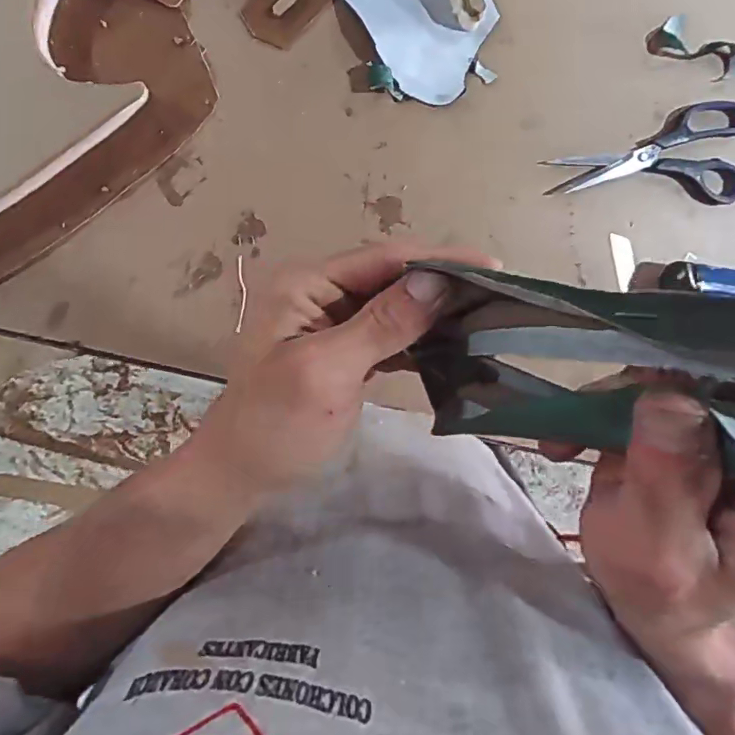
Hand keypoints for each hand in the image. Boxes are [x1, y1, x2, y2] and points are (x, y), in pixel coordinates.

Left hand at [187, 239, 497, 497]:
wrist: (238, 475)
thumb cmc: (273, 425)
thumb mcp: (326, 372)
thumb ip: (380, 324)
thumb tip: (435, 281)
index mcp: (306, 284)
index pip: (381, 259)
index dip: (437, 259)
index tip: (491, 265)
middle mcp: (319, 293)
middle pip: (391, 277)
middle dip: (441, 283)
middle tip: (497, 293)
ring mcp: (331, 322)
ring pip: (394, 305)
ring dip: (434, 312)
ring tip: (485, 316)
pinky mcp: (344, 350)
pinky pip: (389, 334)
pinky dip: (419, 339)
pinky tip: (453, 346)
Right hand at [553, 266, 734, 644]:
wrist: (638, 602)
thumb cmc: (664, 594)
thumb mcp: (661, 553)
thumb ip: (668, 479)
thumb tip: (669, 394)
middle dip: (705, 325)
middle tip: (655, 295)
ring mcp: (732, 424)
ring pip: (700, 357)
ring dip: (643, 351)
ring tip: (601, 361)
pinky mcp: (689, 413)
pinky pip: (652, 376)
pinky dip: (606, 390)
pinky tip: (567, 433)